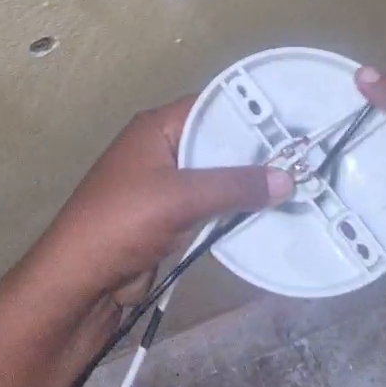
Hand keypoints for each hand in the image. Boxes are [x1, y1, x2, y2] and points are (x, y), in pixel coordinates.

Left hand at [25, 96, 292, 304]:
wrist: (81, 281)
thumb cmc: (122, 222)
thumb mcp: (179, 198)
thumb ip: (233, 185)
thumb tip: (287, 177)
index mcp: (156, 128)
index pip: (211, 105)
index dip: (250, 110)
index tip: (293, 118)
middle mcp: (162, 148)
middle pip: (216, 141)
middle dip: (255, 150)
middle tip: (304, 154)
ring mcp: (165, 184)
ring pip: (215, 175)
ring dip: (247, 182)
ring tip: (298, 181)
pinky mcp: (170, 216)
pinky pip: (209, 204)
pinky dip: (233, 208)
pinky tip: (267, 212)